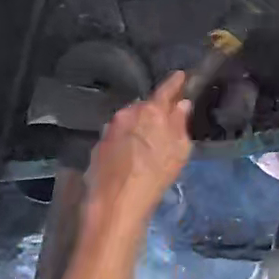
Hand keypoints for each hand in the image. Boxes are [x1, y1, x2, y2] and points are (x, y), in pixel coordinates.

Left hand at [85, 72, 192, 228]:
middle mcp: (126, 113)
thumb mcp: (180, 150)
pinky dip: (126, 140)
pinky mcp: (97, 147)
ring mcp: (108, 130)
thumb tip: (181, 105)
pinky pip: (117, 136)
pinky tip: (131, 156)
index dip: (176, 81)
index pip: (165, 88)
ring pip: (129, 120)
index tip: (181, 75)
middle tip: (166, 120)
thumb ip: (180, 123)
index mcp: (150, 110)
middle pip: (144, 105)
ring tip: (147, 142)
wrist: (116, 203)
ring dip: (139, 125)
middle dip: (155, 109)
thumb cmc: (156, 174)